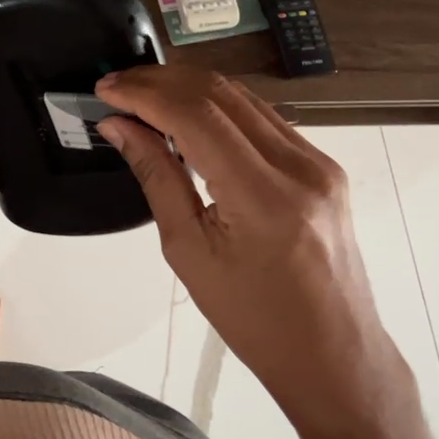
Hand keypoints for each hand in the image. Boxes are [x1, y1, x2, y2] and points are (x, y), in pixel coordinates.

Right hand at [94, 68, 438, 438]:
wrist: (335, 357)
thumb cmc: (252, 318)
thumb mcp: (188, 251)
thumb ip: (156, 176)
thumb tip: (118, 126)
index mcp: (263, 196)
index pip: (195, 116)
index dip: (144, 94)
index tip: (104, 89)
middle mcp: (299, 167)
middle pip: (219, 94)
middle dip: (160, 81)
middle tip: (115, 85)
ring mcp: (318, 162)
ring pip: (241, 97)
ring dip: (186, 86)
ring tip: (140, 93)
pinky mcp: (323, 166)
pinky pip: (260, 116)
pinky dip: (215, 104)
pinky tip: (184, 113)